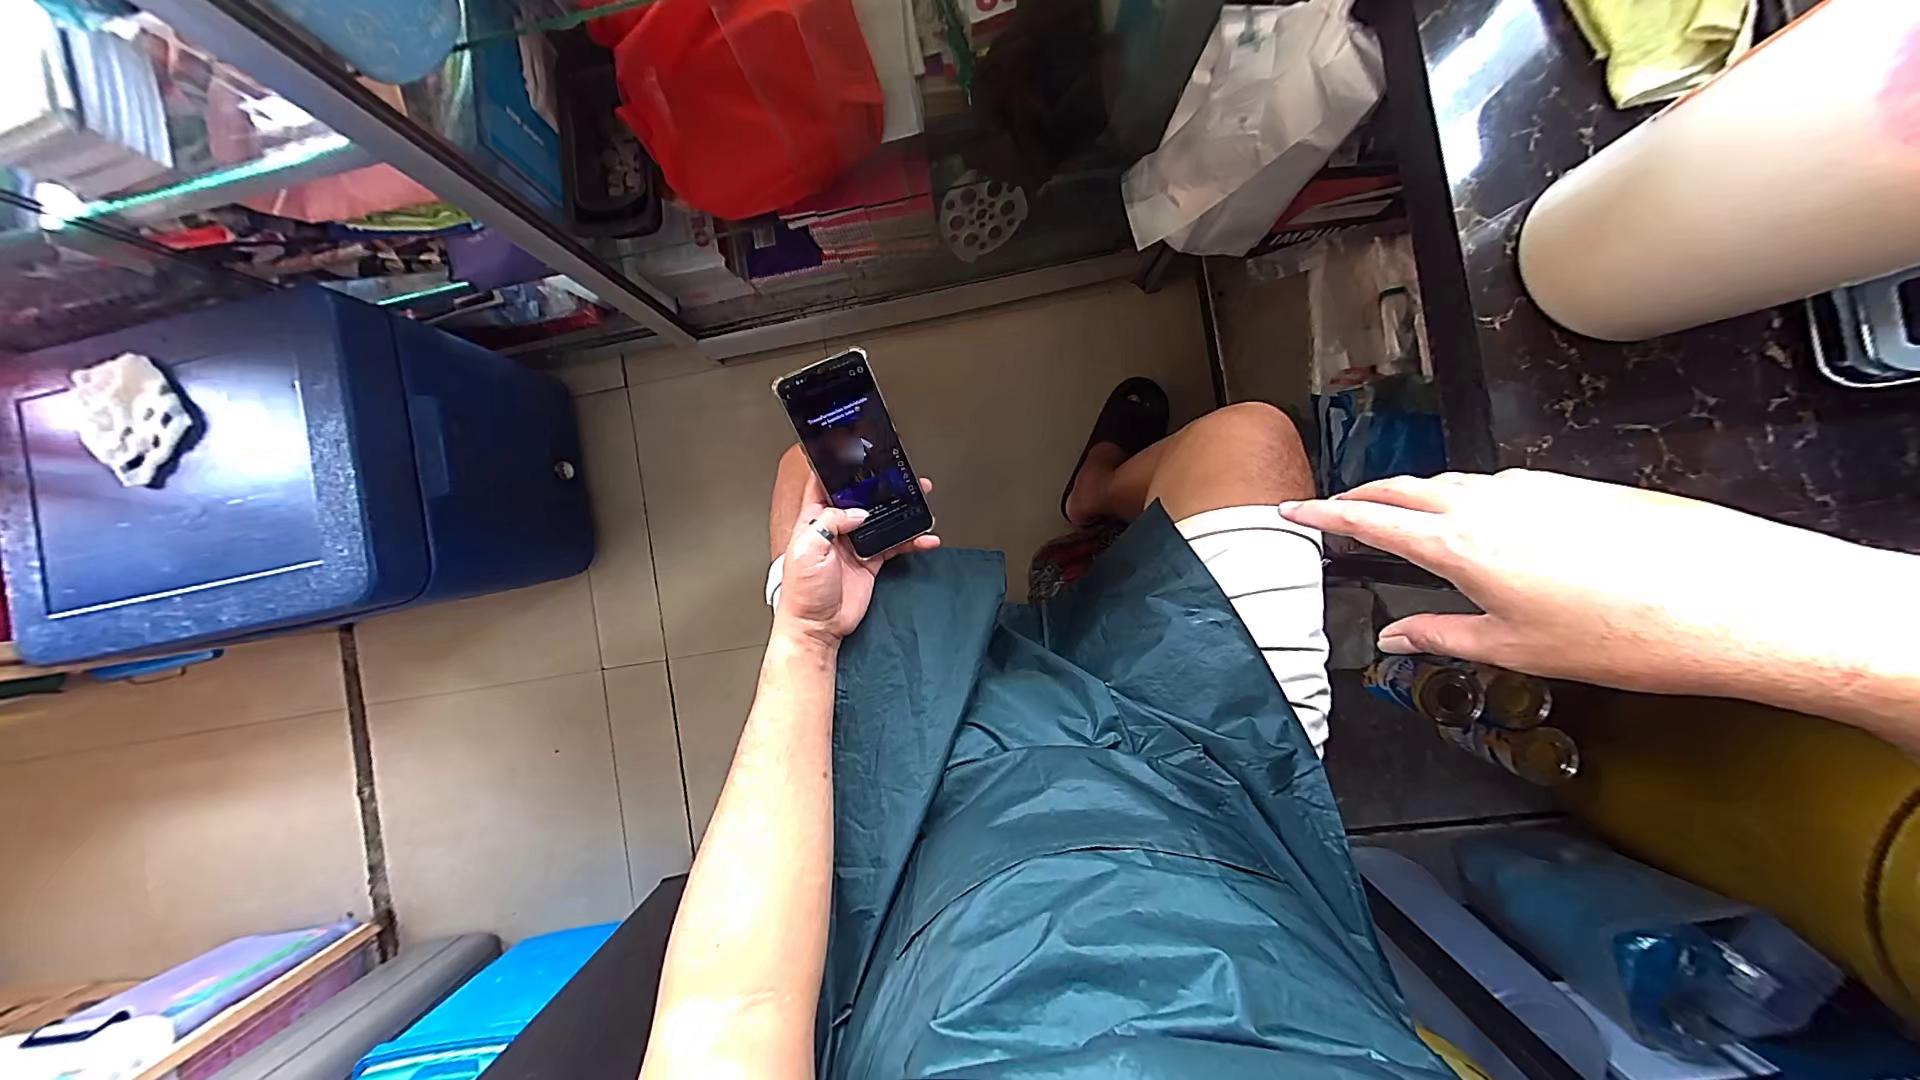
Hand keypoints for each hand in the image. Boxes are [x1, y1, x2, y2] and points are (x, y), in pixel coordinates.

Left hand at [775, 473, 939, 645]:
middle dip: (878, 486)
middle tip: (897, 475)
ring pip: (882, 519)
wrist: (817, 627)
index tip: (850, 453)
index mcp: (812, 521)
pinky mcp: (870, 562)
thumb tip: (857, 512)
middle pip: (859, 499)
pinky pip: (894, 545)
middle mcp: (834, 530)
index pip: (821, 485)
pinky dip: (911, 541)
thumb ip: (830, 522)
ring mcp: (854, 546)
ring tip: (919, 499)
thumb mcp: (807, 549)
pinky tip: (924, 538)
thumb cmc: (801, 593)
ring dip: (901, 509)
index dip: (834, 469)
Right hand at [1279, 470, 1919, 712]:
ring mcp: (1534, 489)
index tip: (1294, 510)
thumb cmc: (1636, 634)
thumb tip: (1396, 638)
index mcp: (1461, 546)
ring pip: (1446, 481)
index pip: (1367, 520)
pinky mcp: (1572, 487)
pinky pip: (1494, 482)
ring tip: (1398, 515)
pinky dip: (1462, 494)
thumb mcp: (1514, 648)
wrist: (1754, 606)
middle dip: (1358, 496)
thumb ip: (1440, 636)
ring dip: (1409, 494)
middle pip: (1399, 487)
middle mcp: (1490, 505)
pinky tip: (1476, 518)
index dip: (1321, 515)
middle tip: (1336, 508)